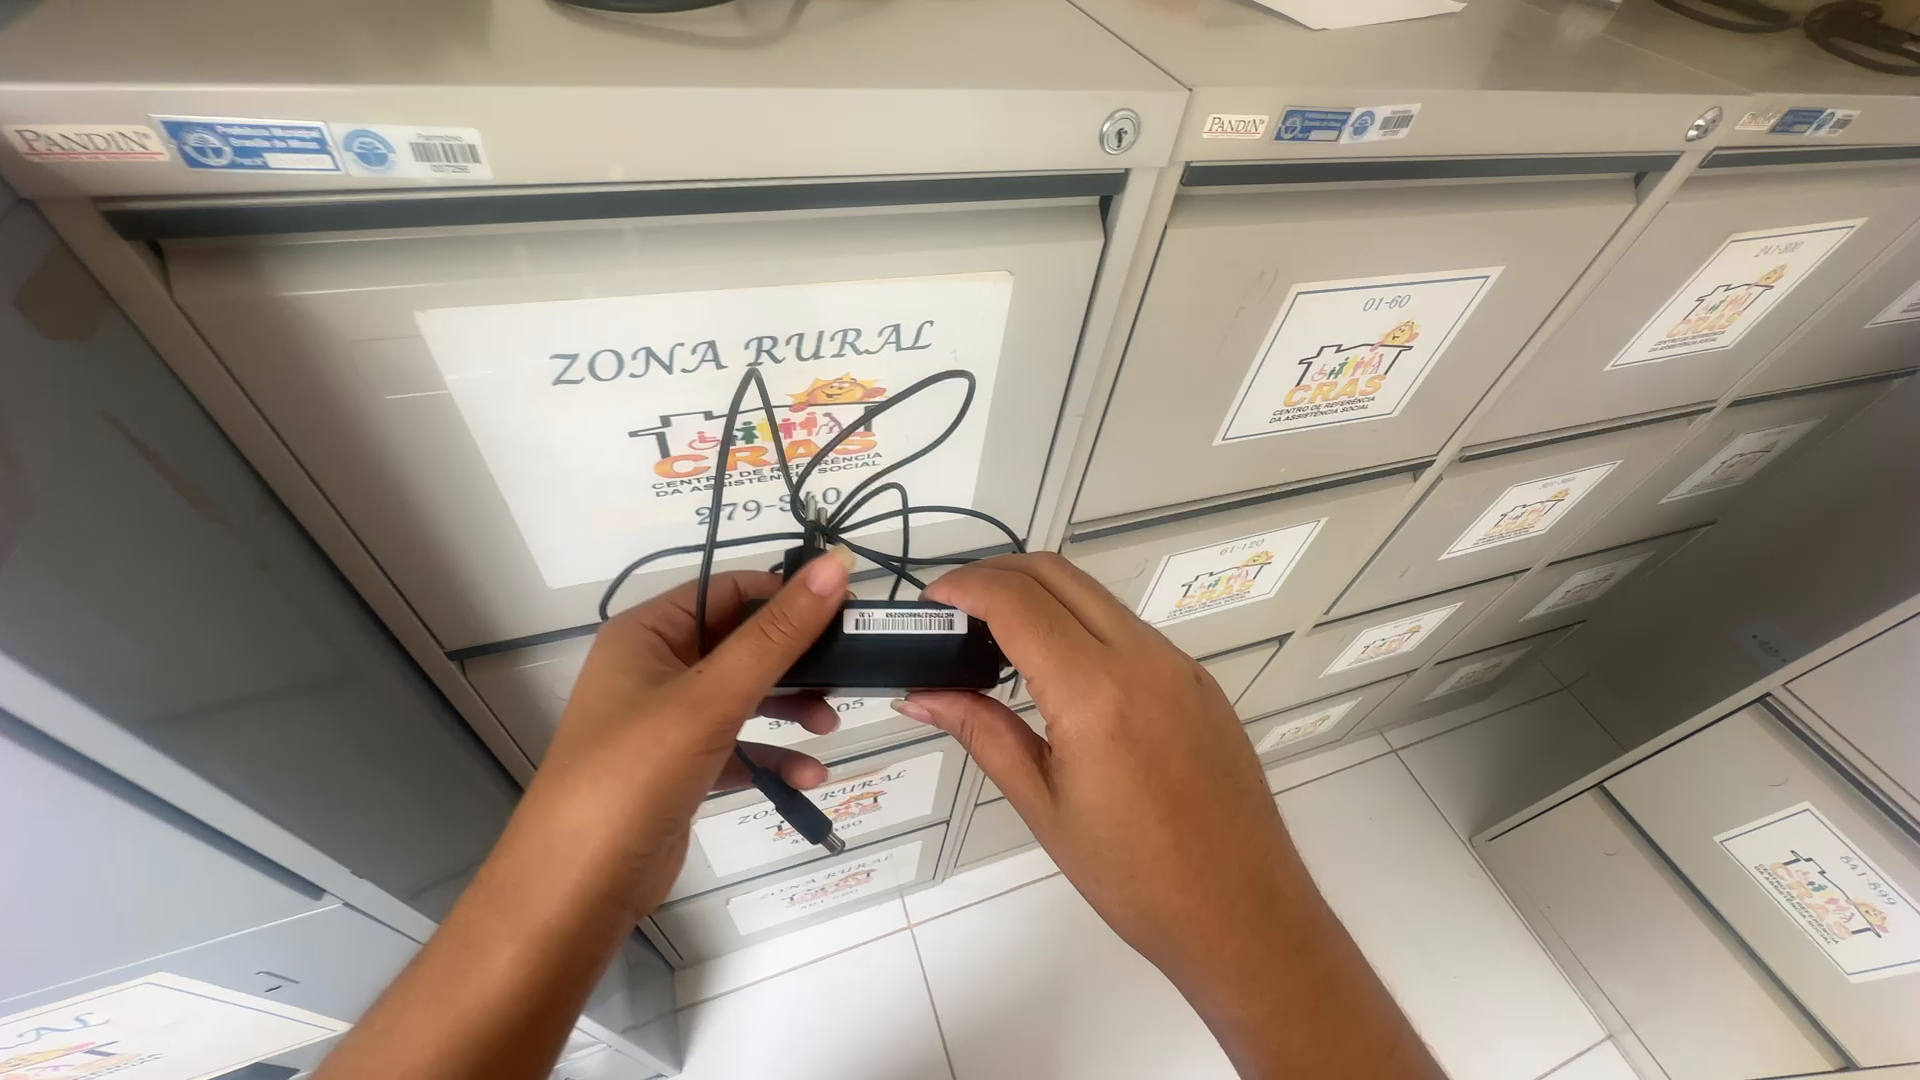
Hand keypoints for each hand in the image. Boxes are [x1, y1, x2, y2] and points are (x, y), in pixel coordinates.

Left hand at [517, 549, 852, 919]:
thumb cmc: (636, 773)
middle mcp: (654, 669)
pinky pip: (737, 747)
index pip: (729, 590)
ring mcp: (665, 722)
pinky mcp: (679, 768)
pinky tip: (808, 777)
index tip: (845, 611)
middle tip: (848, 670)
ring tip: (830, 725)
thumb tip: (837, 564)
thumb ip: (779, 633)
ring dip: (790, 707)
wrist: (574, 893)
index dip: (787, 594)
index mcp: (648, 634)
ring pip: (744, 696)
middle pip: (741, 644)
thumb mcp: (713, 696)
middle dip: (796, 660)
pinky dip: (772, 757)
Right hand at [898, 554, 1438, 1076]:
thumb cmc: (1134, 876)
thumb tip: (919, 696)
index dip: (964, 588)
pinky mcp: (1196, 678)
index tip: (930, 602)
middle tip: (955, 611)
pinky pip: (1126, 626)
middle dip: (996, 574)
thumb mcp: (1043, 805)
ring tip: (996, 636)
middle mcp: (1141, 657)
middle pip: (1056, 573)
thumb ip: (981, 732)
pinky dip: (1079, 621)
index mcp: (1095, 692)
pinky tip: (1058, 666)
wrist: (1245, 914)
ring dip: (1039, 594)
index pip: (1017, 603)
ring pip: (1093, 594)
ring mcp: (1177, 663)